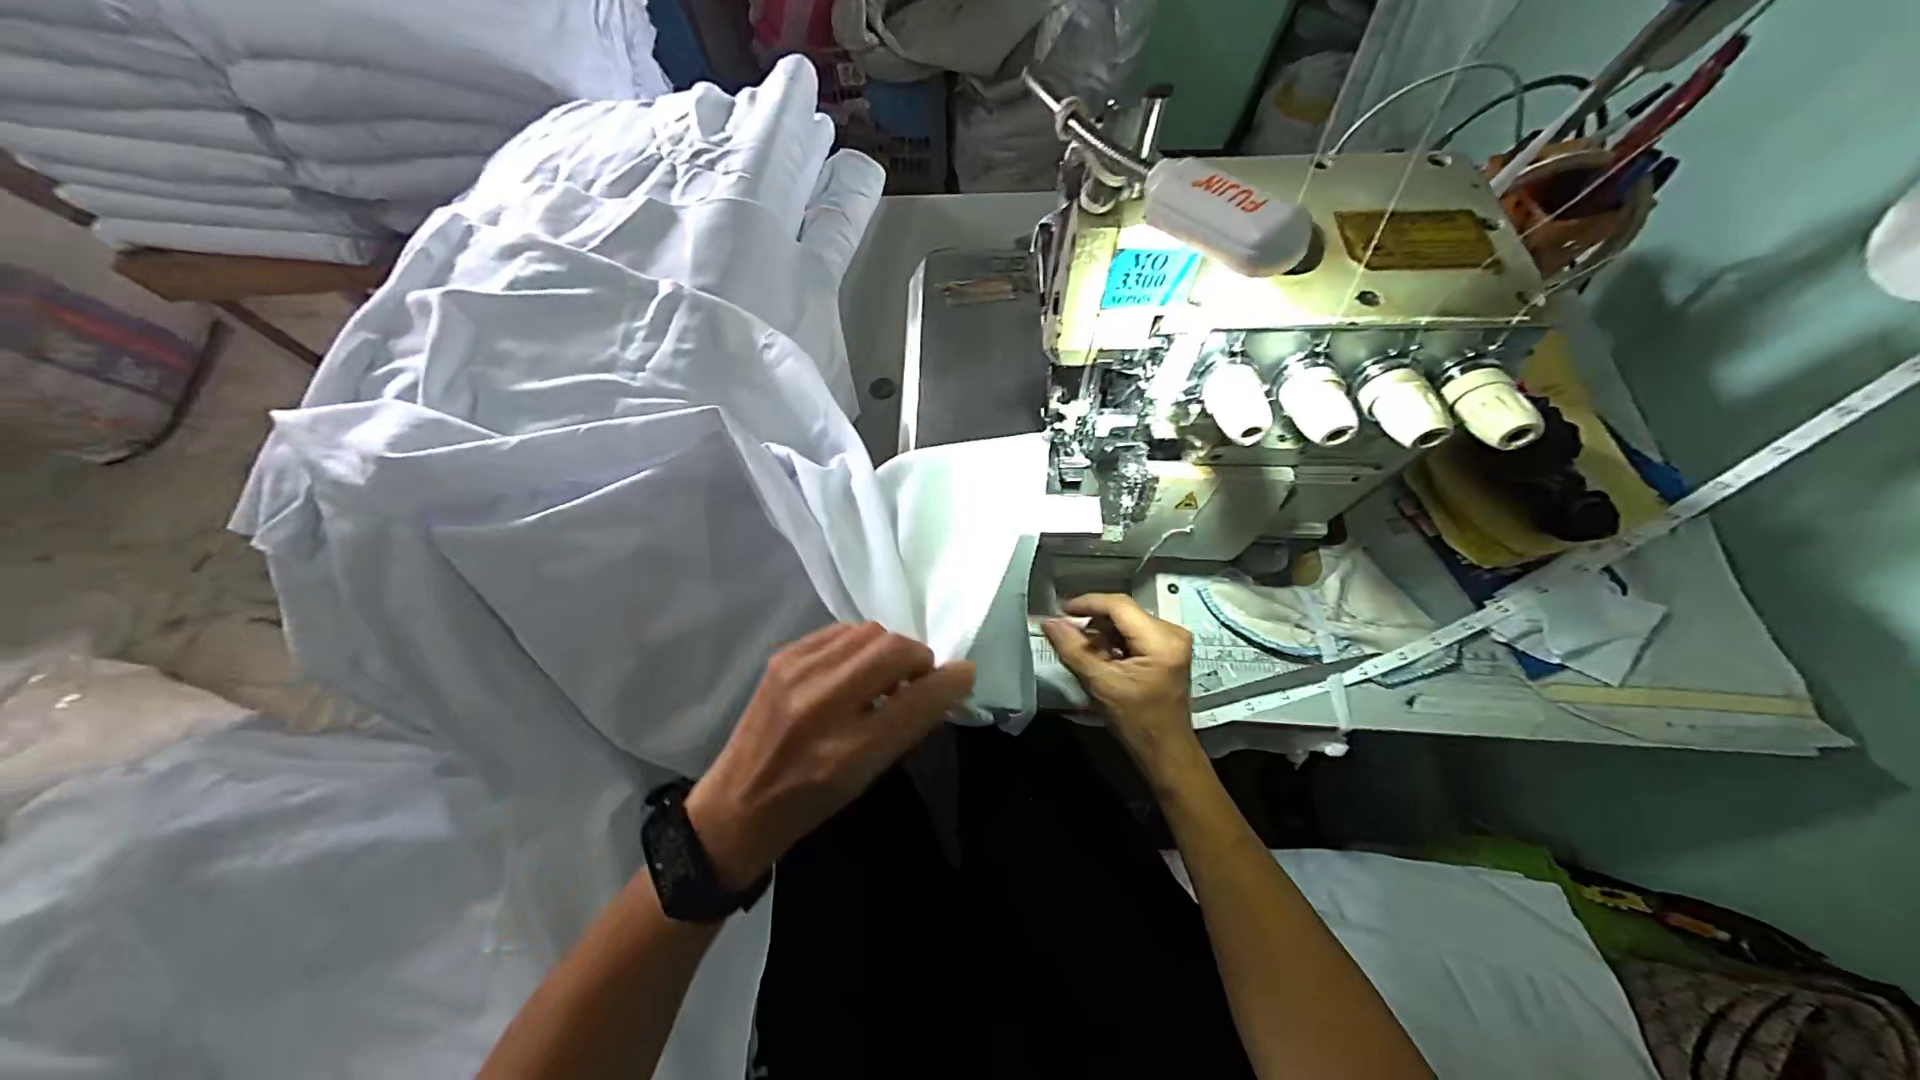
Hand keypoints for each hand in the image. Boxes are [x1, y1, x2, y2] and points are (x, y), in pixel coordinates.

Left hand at [685, 623, 973, 890]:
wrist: (737, 803)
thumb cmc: (810, 803)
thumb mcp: (867, 778)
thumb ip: (908, 730)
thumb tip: (943, 687)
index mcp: (848, 751)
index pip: (917, 700)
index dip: (951, 682)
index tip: (966, 674)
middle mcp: (822, 704)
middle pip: (895, 650)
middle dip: (920, 660)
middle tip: (919, 680)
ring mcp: (797, 674)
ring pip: (870, 632)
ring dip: (890, 650)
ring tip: (884, 676)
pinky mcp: (783, 658)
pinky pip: (842, 631)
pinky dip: (860, 646)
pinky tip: (854, 670)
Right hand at [1043, 594, 1198, 771]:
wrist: (1165, 749)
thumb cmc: (1137, 722)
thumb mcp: (1102, 683)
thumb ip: (1074, 649)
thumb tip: (1050, 622)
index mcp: (1162, 640)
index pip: (1119, 605)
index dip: (1087, 603)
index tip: (1062, 610)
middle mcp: (1173, 632)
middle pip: (1123, 612)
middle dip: (1093, 620)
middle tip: (1067, 632)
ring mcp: (1173, 639)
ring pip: (1127, 621)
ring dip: (1102, 631)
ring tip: (1083, 648)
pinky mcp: (1168, 648)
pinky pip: (1134, 632)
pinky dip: (1114, 640)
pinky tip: (1100, 655)